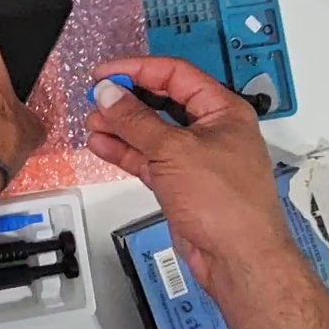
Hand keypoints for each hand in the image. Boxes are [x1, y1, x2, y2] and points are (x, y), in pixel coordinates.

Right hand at [84, 57, 299, 283]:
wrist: (237, 258)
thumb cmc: (226, 203)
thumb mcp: (173, 150)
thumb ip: (136, 120)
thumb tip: (109, 94)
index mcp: (222, 111)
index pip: (175, 75)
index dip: (138, 70)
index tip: (106, 74)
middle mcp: (210, 130)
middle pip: (161, 102)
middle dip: (126, 101)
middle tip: (96, 99)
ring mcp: (194, 157)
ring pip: (150, 131)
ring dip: (120, 126)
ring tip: (92, 123)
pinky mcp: (180, 182)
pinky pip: (147, 158)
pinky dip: (124, 151)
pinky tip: (101, 144)